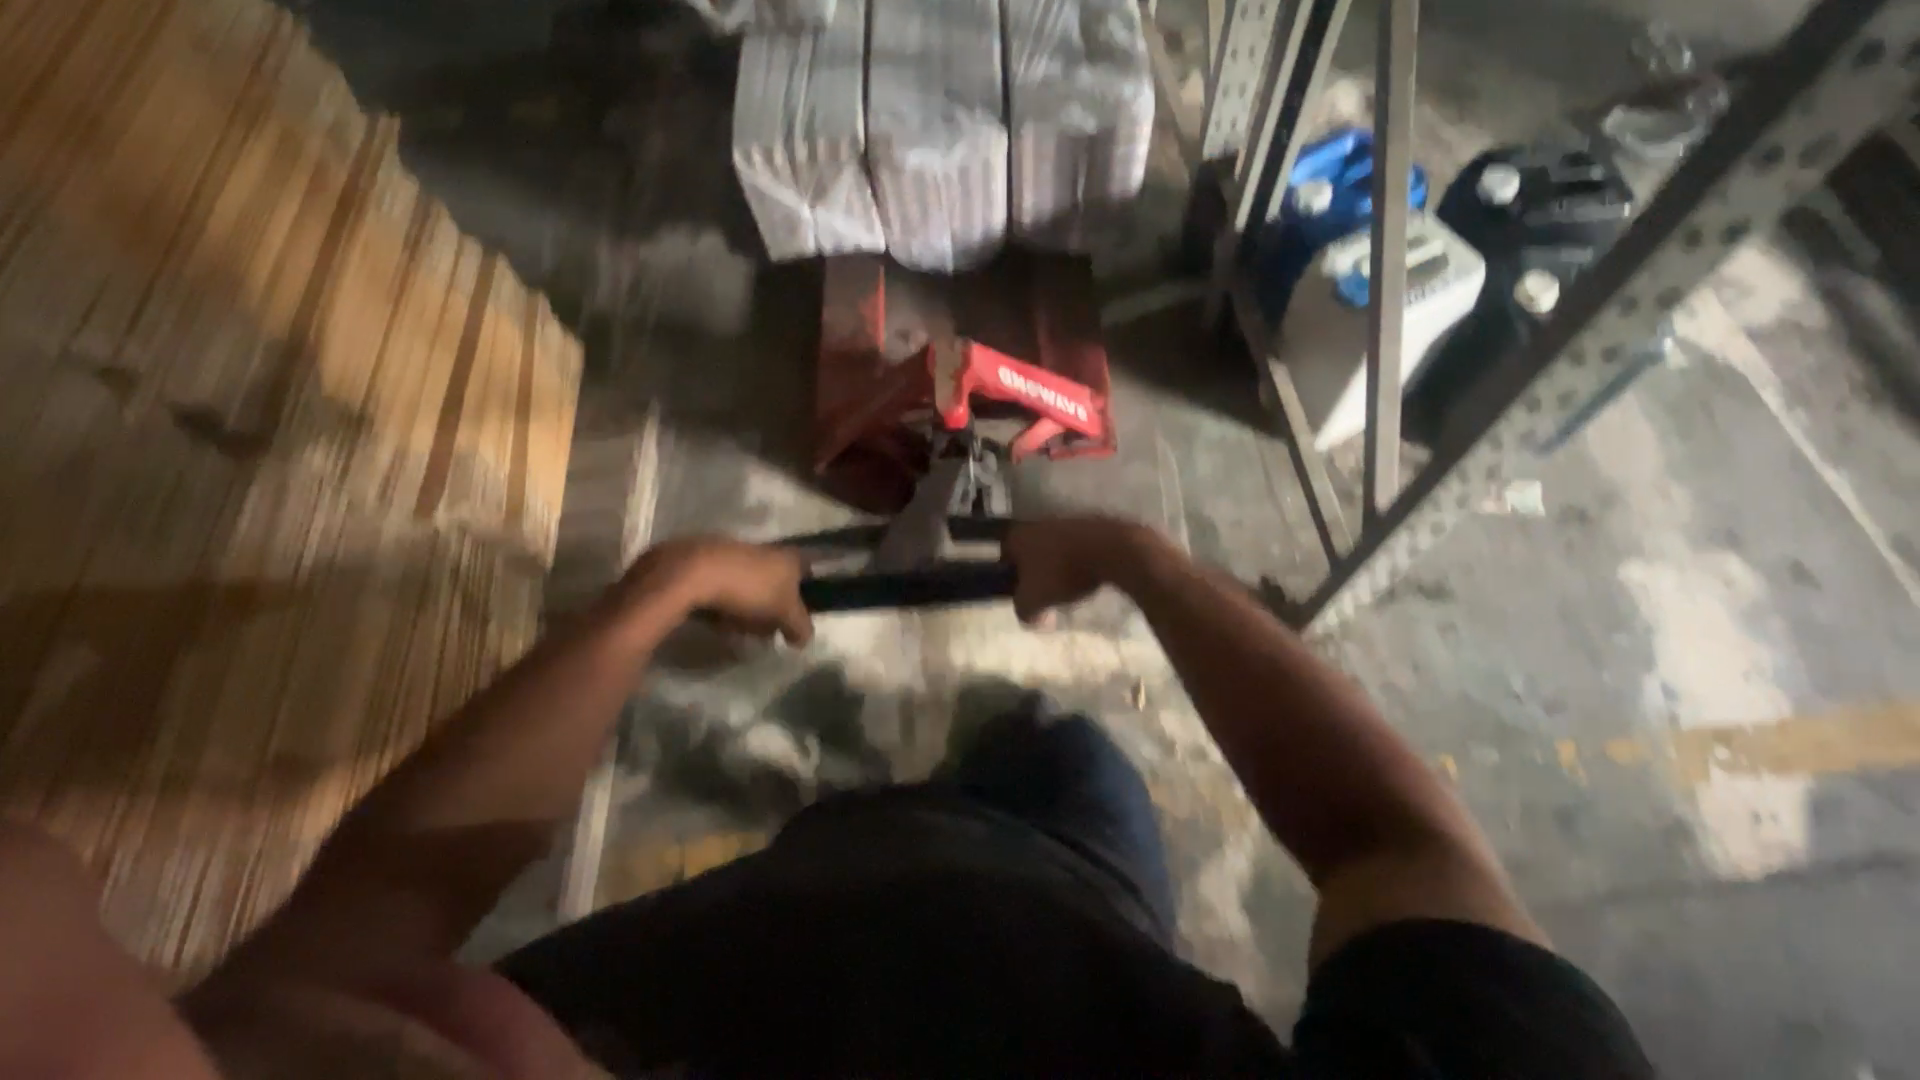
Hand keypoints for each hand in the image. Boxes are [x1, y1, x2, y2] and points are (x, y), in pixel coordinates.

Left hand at [620, 537, 813, 645]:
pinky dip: (724, 601)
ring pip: (749, 583)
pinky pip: (723, 584)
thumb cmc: (750, 589)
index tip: (796, 616)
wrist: (692, 572)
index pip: (808, 571)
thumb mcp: (785, 614)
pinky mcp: (706, 559)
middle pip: (776, 580)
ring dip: (748, 606)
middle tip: (767, 630)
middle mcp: (764, 548)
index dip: (806, 593)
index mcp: (787, 556)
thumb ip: (800, 626)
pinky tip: (717, 619)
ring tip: (739, 629)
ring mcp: (733, 551)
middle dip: (773, 606)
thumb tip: (805, 638)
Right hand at [1003, 516, 1162, 625]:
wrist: (1111, 550)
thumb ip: (1023, 611)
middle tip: (1045, 596)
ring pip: (1055, 550)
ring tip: (1069, 590)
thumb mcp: (1033, 601)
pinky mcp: (1091, 526)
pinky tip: (1088, 578)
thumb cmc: (1062, 573)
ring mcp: (1067, 521)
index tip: (1021, 595)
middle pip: (1031, 553)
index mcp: (1018, 535)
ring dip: (1059, 568)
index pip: (1003, 556)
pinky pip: (1078, 549)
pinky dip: (1080, 563)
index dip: (1009, 578)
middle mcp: (1038, 523)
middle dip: (1036, 574)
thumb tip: (1030, 617)